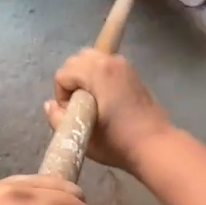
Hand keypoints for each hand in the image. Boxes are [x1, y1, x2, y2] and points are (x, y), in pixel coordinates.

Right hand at [44, 49, 182, 173]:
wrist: (155, 145)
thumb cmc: (117, 142)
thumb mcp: (80, 135)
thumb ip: (58, 118)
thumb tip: (50, 105)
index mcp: (96, 72)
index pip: (63, 74)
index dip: (62, 96)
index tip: (73, 114)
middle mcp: (109, 61)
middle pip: (76, 60)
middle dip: (71, 81)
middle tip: (79, 106)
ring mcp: (123, 64)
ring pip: (91, 59)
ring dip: (84, 76)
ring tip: (91, 101)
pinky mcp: (132, 71)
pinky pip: (106, 65)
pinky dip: (99, 76)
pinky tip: (105, 98)